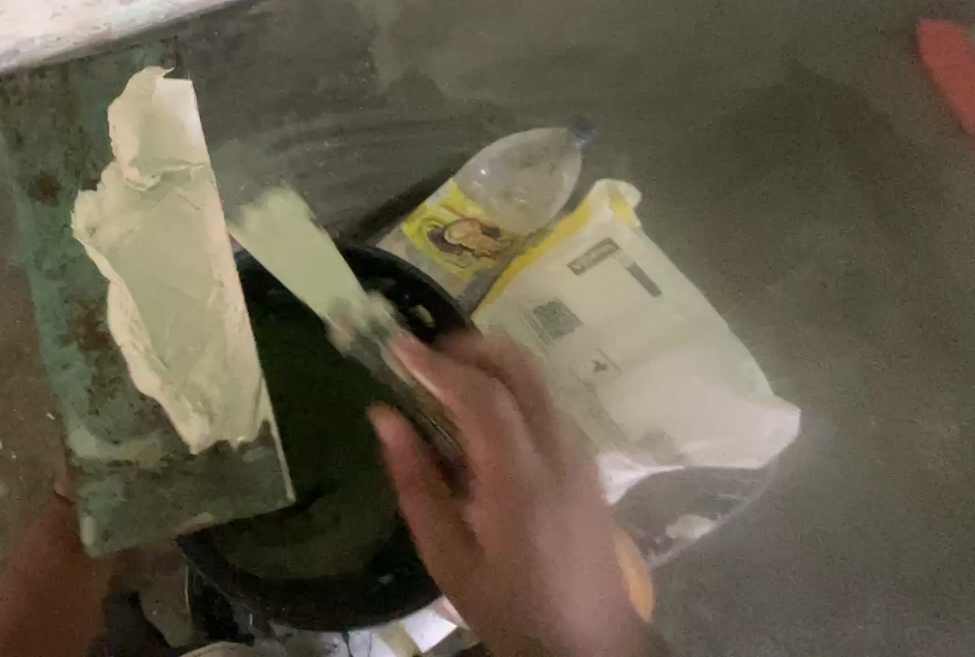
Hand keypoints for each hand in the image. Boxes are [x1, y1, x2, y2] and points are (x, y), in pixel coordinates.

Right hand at [370, 334, 660, 656]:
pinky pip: (542, 396)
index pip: (484, 397)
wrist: (591, 648)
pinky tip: (476, 413)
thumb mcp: (446, 556)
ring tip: (443, 382)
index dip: (437, 365)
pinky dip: (506, 382)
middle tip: (423, 360)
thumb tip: (383, 414)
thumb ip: (414, 480)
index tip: (397, 347)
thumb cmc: (510, 606)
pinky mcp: (585, 457)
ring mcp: (579, 452)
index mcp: (522, 483)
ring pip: (535, 375)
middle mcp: (559, 454)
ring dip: (487, 362)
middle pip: (520, 366)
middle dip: (467, 348)